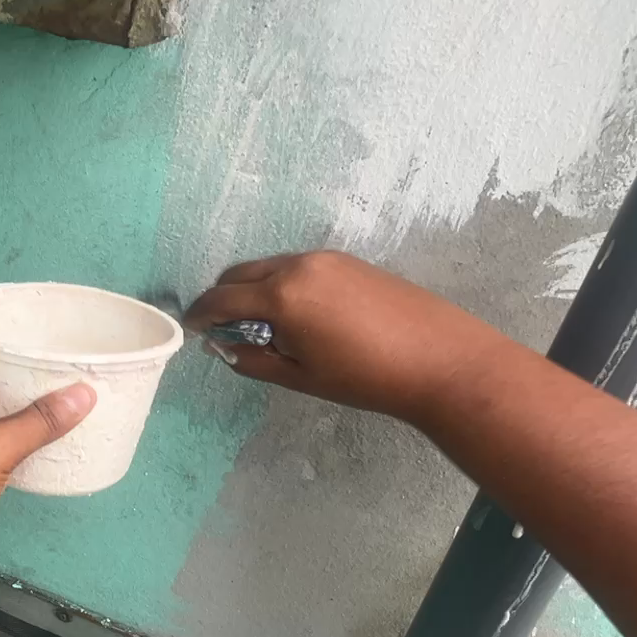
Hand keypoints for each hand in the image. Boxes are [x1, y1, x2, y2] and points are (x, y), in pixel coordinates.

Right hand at [183, 251, 519, 423]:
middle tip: (225, 330)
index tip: (191, 330)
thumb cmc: (365, 378)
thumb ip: (249, 359)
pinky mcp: (347, 261)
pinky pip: (295, 267)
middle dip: (223, 299)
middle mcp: (298, 266)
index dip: (199, 315)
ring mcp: (325, 259)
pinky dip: (279, 285)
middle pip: (238, 274)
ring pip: (267, 267)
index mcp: (281, 296)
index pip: (220, 299)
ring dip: (252, 290)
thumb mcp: (297, 377)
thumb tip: (224, 346)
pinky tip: (296, 315)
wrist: (445, 362)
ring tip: (263, 325)